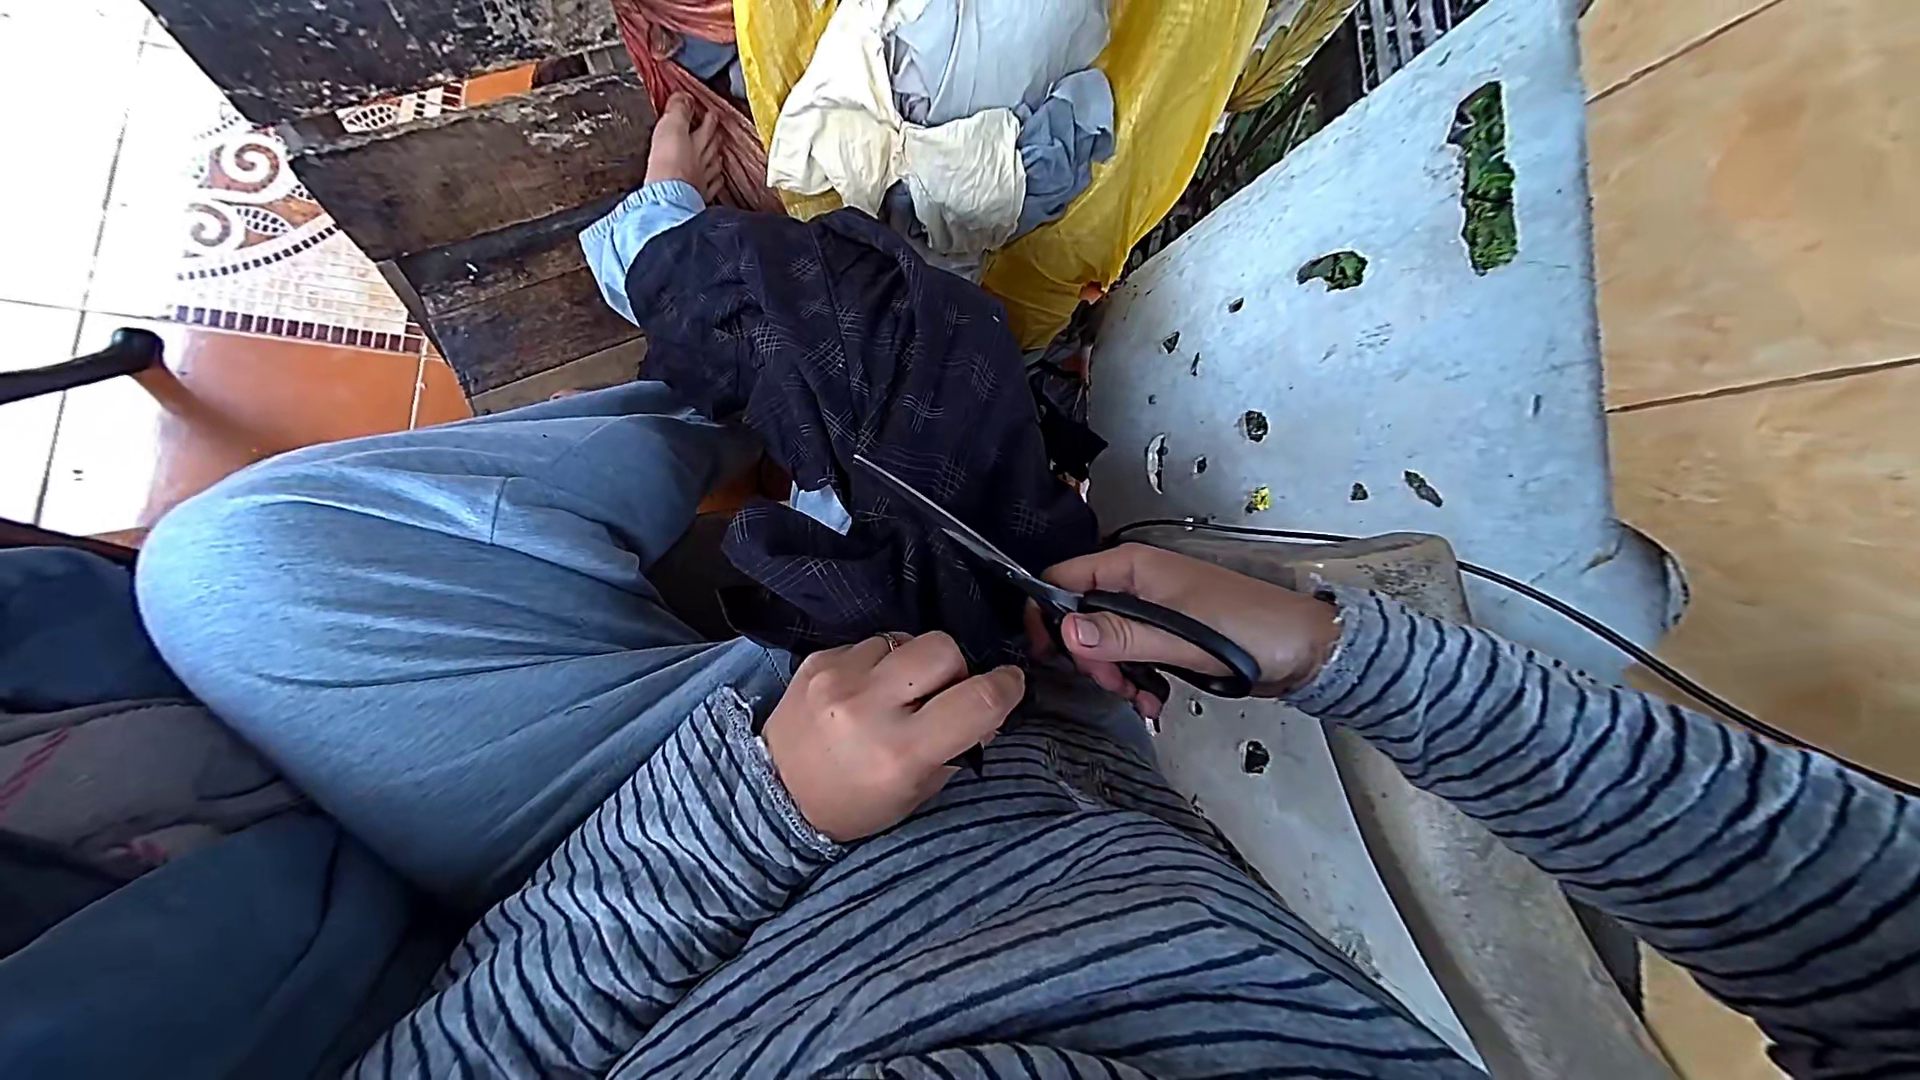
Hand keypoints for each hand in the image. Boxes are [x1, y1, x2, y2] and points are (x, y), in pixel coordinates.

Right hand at [645, 93, 721, 199]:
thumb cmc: (669, 163)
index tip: (711, 112)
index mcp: (698, 142)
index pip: (707, 126)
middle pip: (713, 146)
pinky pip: (713, 186)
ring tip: (719, 153)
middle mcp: (705, 161)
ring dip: (717, 157)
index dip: (709, 117)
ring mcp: (704, 180)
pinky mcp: (700, 196)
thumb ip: (679, 111)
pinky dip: (716, 181)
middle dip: (715, 136)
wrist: (669, 197)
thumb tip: (686, 97)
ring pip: (715, 166)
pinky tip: (717, 180)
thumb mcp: (671, 127)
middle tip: (718, 131)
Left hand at [762, 632, 1022, 842]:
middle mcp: (869, 706)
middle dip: (955, 667)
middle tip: (940, 692)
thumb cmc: (856, 803)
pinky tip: (863, 687)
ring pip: (906, 637)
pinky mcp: (817, 658)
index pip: (978, 700)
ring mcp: (838, 676)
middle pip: (944, 648)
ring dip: (912, 662)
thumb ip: (958, 743)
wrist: (772, 796)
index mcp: (900, 752)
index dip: (1006, 686)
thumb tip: (989, 702)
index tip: (1008, 683)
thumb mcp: (917, 791)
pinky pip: (870, 641)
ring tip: (894, 690)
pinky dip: (878, 661)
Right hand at [1030, 544, 1340, 718]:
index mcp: (1132, 566)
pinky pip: (1126, 653)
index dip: (1050, 614)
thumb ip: (1121, 634)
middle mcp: (1134, 582)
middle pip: (1078, 615)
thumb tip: (1067, 631)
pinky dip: (1131, 677)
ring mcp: (1147, 609)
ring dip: (1112, 672)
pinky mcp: (1160, 633)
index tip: (1055, 652)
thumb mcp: (1181, 635)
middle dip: (1088, 654)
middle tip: (1112, 680)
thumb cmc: (1251, 629)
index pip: (1063, 579)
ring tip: (1138, 694)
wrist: (1303, 649)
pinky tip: (1150, 697)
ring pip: (1100, 639)